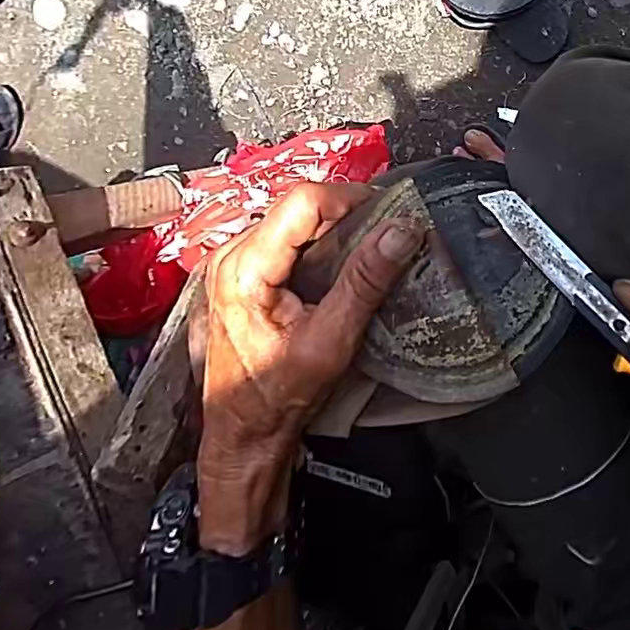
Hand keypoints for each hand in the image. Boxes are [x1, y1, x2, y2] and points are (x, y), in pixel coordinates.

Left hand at [195, 183, 423, 554]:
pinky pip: (285, 236)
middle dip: (346, 212)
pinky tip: (339, 263)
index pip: (304, 201)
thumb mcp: (331, 341)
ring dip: (334, 227)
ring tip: (366, 246)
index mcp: (244, 268)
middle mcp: (229, 256)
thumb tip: (399, 232)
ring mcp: (231, 261)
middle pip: (298, 205)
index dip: (351, 198)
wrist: (242, 431)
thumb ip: (365, 282)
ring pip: (293, 218)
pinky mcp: (240, 270)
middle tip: (383, 230)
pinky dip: (318, 242)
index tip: (386, 211)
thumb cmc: (275, 397)